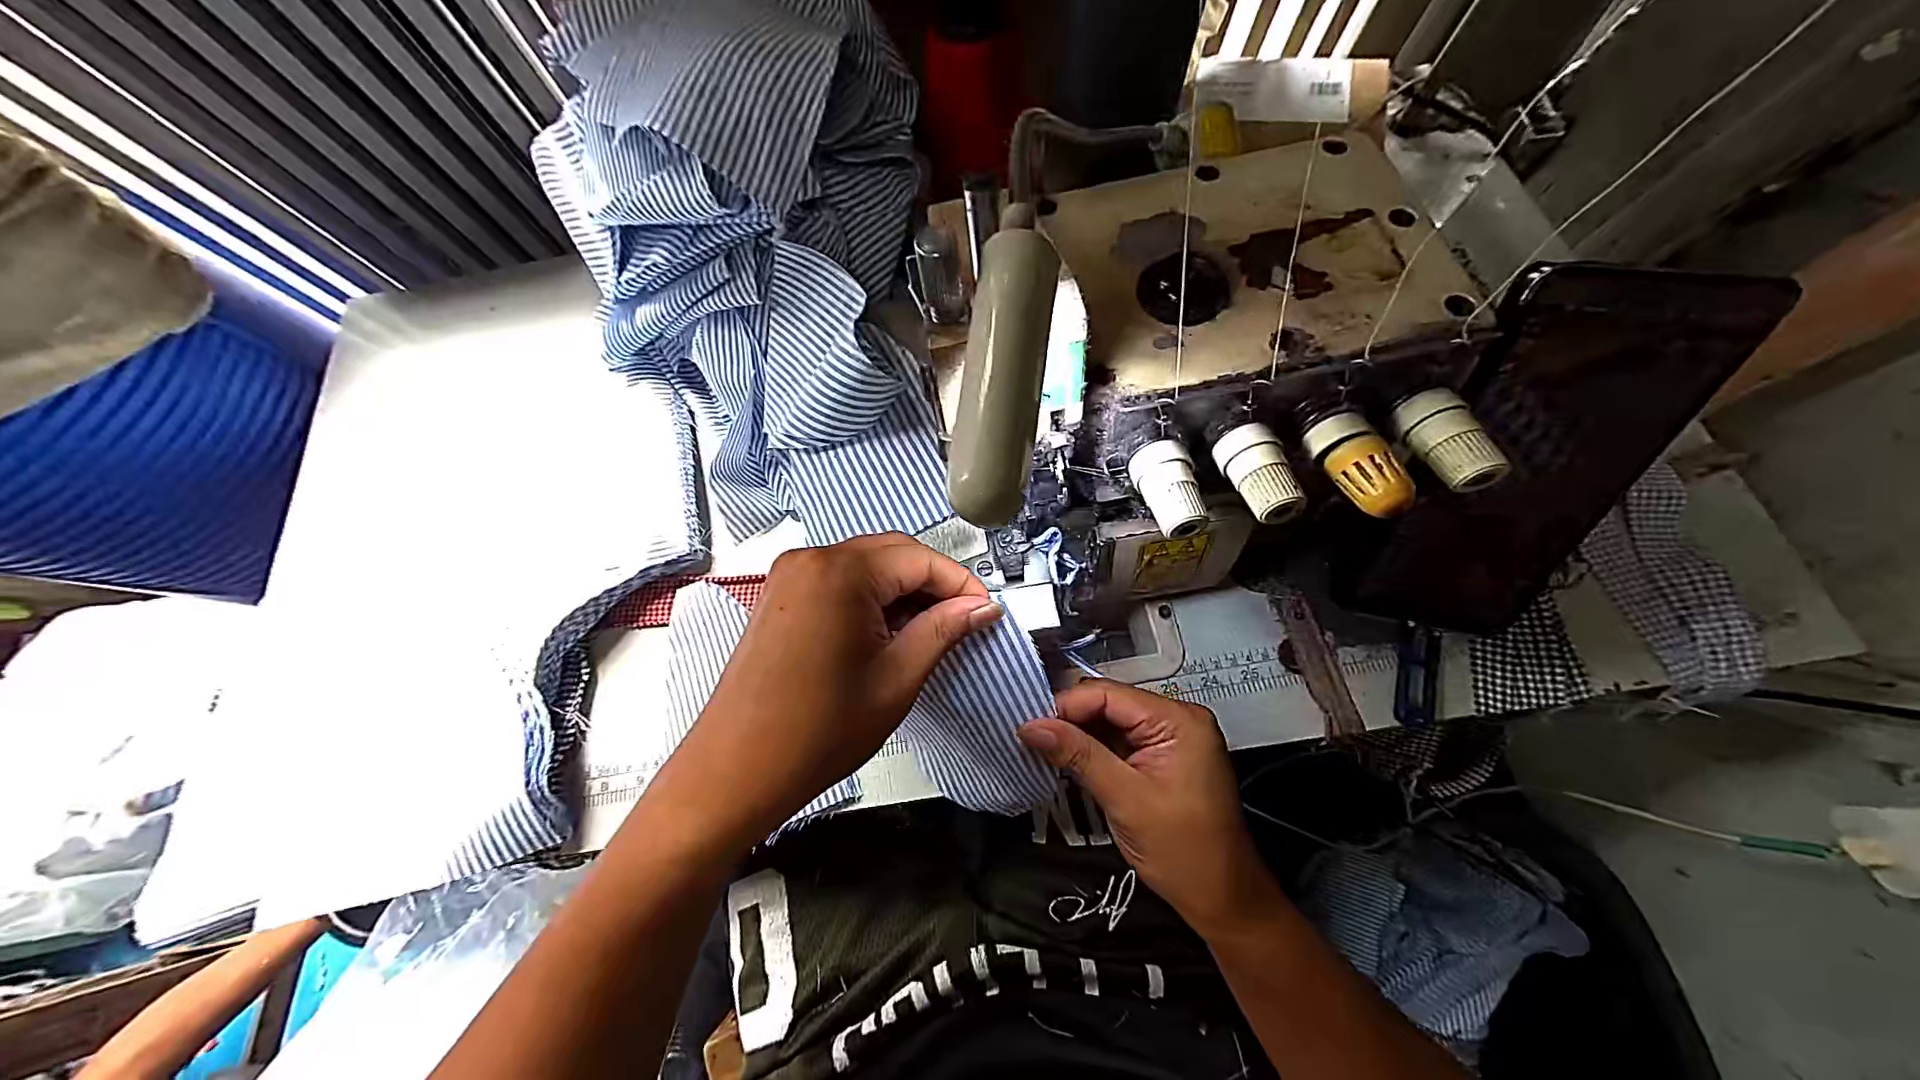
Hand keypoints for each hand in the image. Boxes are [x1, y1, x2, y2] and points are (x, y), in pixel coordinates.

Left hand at [681, 533, 1001, 836]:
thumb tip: (978, 607)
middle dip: (933, 583)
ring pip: (866, 566)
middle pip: (892, 553)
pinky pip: (839, 581)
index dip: (961, 583)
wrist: (737, 770)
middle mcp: (810, 561)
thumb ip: (943, 630)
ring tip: (929, 632)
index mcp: (840, 573)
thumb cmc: (812, 733)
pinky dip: (870, 598)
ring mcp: (789, 577)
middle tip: (963, 620)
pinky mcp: (780, 597)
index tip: (984, 609)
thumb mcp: (896, 679)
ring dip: (902, 591)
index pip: (920, 558)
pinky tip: (888, 632)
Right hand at [1018, 680, 1282, 936]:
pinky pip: (1119, 741)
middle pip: (1108, 704)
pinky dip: (1093, 751)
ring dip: (1078, 737)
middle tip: (1031, 740)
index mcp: (1178, 720)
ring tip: (1043, 751)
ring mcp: (1170, 738)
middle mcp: (1176, 719)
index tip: (1029, 727)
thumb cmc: (1184, 852)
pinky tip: (1068, 762)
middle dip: (1069, 720)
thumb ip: (1078, 755)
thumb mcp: (1125, 799)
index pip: (1108, 694)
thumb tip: (1031, 726)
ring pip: (1109, 722)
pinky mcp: (1162, 757)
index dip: (1065, 707)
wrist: (1224, 899)